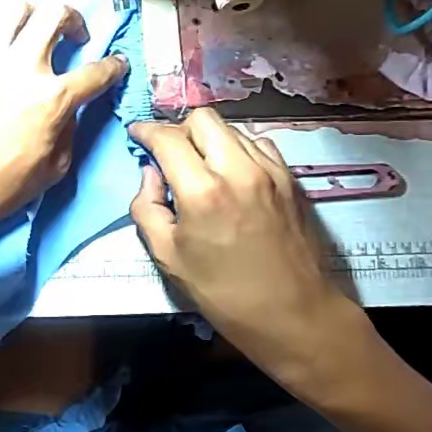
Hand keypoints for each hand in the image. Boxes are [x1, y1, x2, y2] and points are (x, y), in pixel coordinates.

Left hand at [0, 0, 127, 262]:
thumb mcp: (55, 169)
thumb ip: (69, 130)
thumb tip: (68, 109)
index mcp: (52, 99)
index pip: (96, 71)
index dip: (114, 65)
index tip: (116, 64)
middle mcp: (20, 68)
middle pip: (54, 13)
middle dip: (73, 18)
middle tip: (72, 34)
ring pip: (11, 6)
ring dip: (30, 12)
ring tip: (30, 27)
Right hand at [128, 109, 379, 397]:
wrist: (293, 313)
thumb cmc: (224, 294)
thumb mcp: (169, 258)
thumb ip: (147, 207)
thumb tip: (150, 173)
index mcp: (203, 191)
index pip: (168, 138)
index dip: (147, 131)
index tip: (137, 135)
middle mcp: (238, 169)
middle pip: (203, 118)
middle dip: (180, 129)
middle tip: (171, 154)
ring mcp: (270, 170)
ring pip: (232, 128)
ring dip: (210, 139)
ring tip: (203, 167)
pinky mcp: (289, 178)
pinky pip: (258, 144)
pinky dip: (238, 150)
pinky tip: (233, 175)